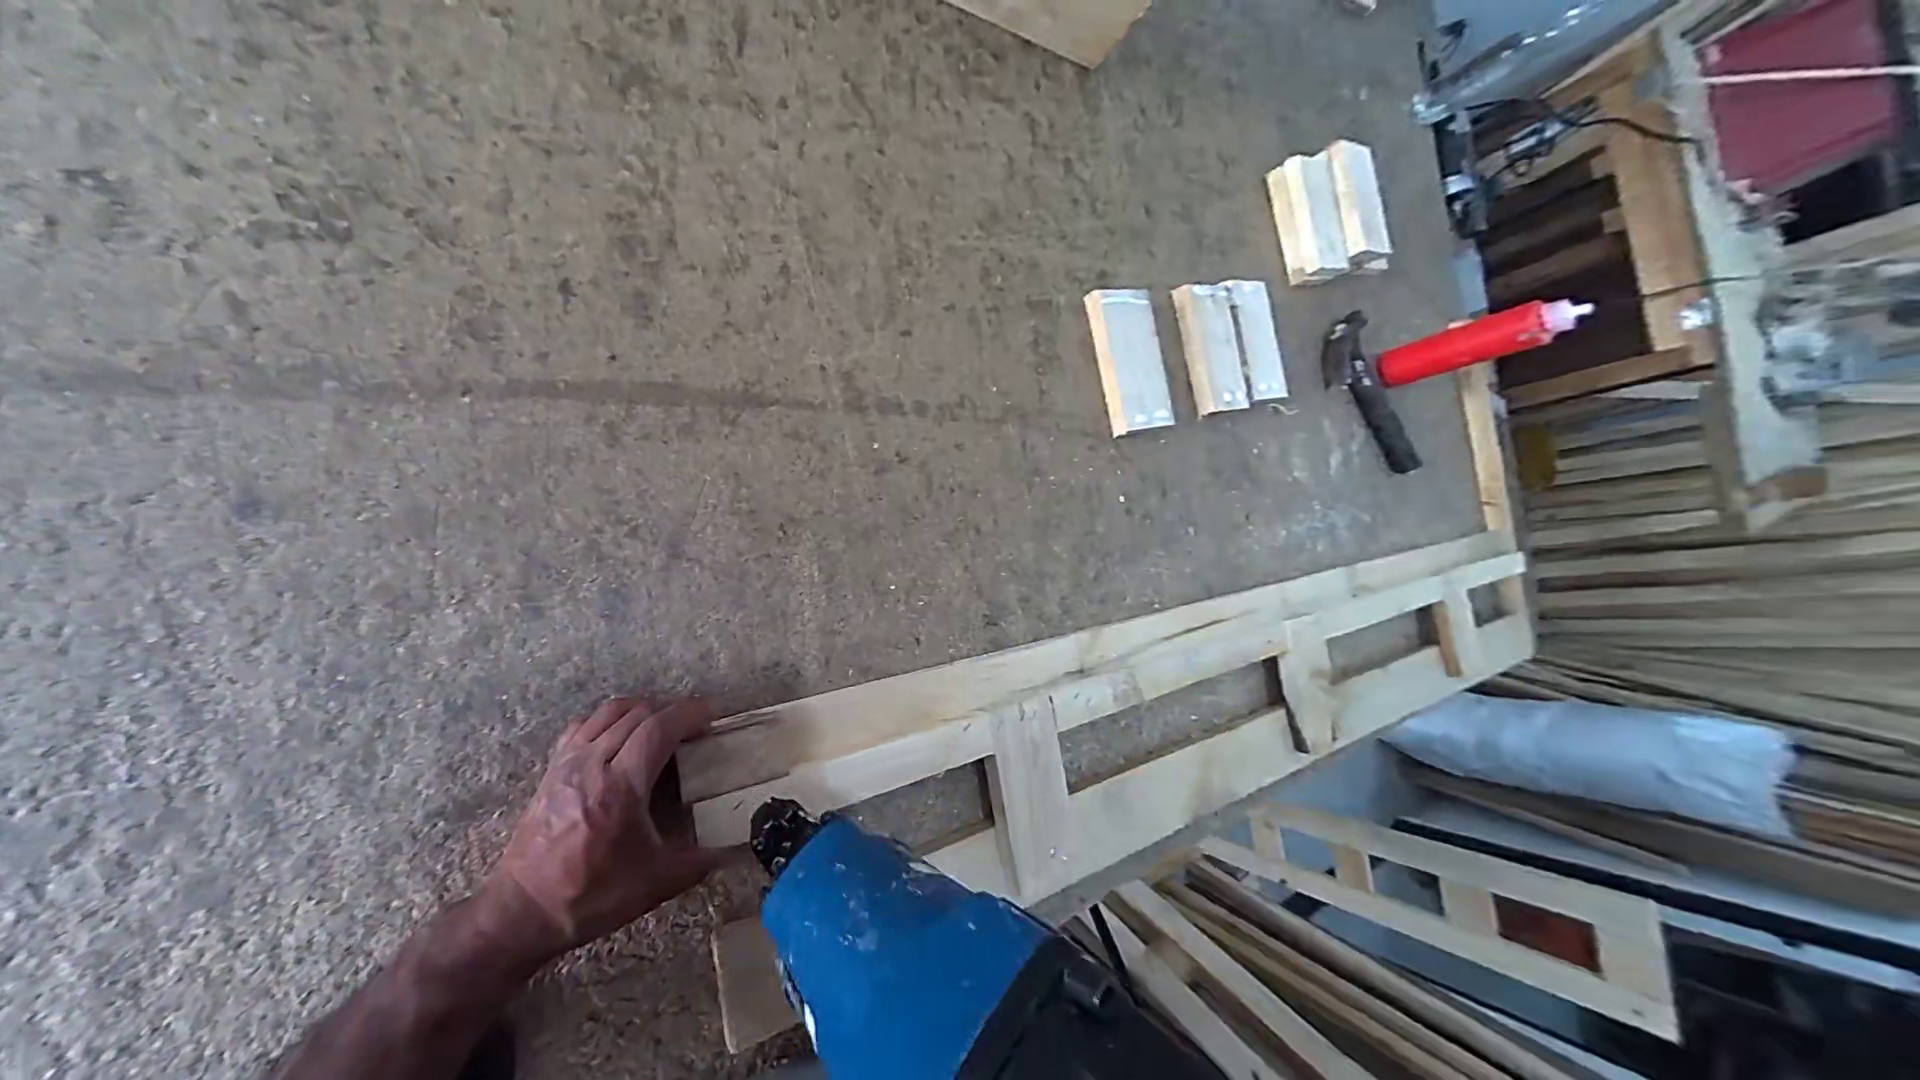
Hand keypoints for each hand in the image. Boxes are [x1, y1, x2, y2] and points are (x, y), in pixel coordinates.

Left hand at [477, 696, 720, 963]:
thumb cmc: (591, 895)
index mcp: (620, 786)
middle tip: (695, 722)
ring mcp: (567, 763)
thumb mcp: (656, 883)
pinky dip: (609, 718)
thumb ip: (700, 861)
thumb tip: (733, 850)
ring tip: (662, 722)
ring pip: (610, 712)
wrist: (521, 913)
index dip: (689, 713)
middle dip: (672, 709)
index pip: (659, 728)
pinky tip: (620, 733)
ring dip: (642, 708)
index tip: (711, 714)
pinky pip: (584, 724)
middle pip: (638, 713)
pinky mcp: (552, 769)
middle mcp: (592, 764)